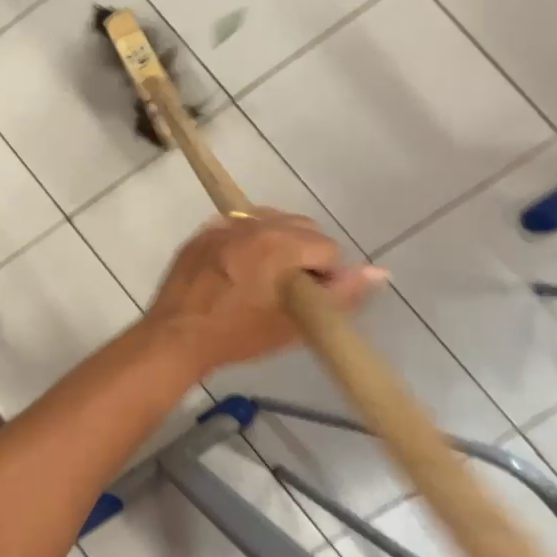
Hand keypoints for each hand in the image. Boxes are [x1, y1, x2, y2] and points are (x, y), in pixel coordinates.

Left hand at [144, 208, 385, 374]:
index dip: (327, 274)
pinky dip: (246, 240)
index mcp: (279, 243)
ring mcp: (220, 227)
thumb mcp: (297, 321)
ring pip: (268, 221)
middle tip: (292, 286)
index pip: (327, 248)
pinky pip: (236, 226)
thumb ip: (342, 294)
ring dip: (278, 242)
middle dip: (306, 253)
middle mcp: (250, 226)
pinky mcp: (199, 236)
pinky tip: (240, 267)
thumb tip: (379, 271)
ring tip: (267, 276)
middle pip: (300, 227)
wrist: (177, 335)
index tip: (310, 297)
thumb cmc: (240, 332)